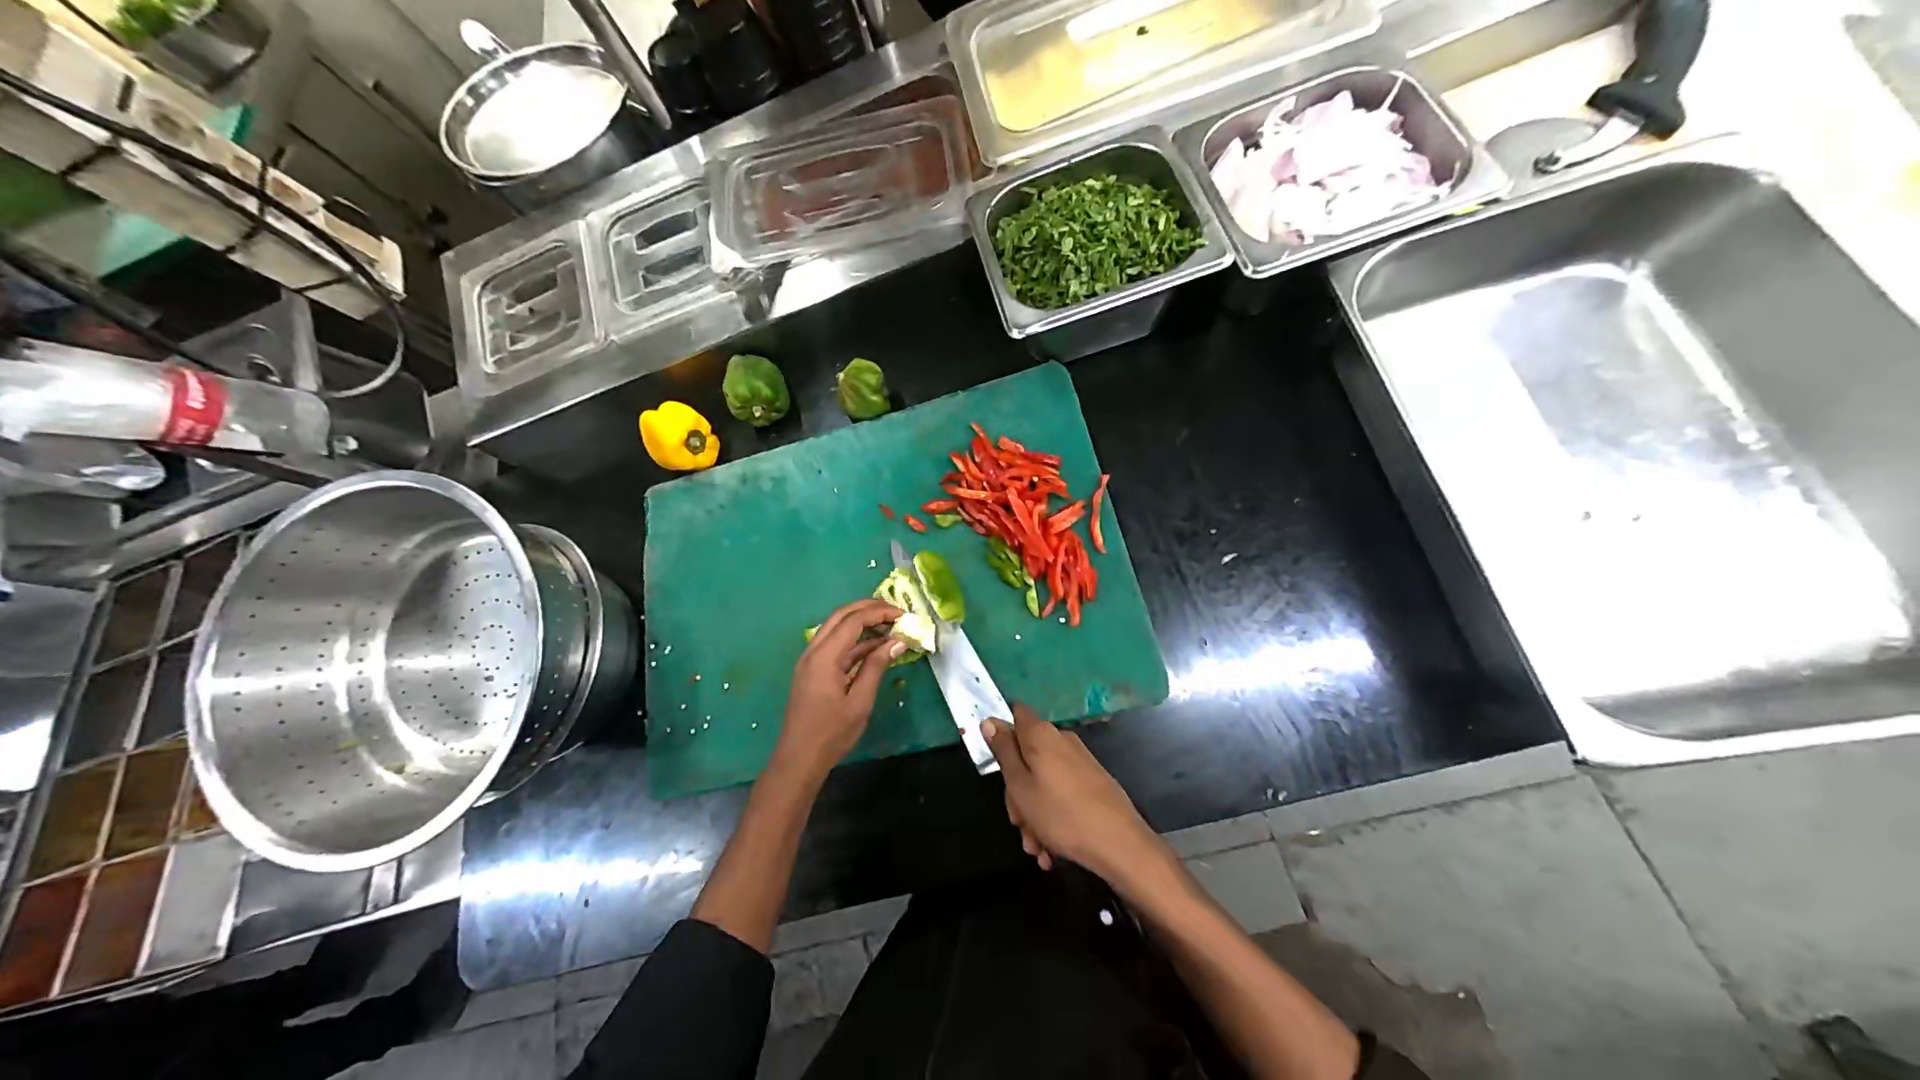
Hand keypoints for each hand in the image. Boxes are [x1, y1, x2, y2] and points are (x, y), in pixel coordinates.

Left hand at [774, 598, 903, 779]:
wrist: (799, 759)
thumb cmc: (831, 733)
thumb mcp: (860, 701)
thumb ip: (876, 666)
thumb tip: (897, 641)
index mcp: (824, 657)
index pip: (853, 621)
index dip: (878, 612)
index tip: (902, 614)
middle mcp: (813, 651)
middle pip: (840, 616)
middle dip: (868, 609)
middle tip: (895, 611)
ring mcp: (810, 660)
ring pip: (836, 628)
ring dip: (861, 622)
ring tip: (889, 625)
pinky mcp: (812, 670)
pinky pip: (833, 644)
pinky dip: (854, 640)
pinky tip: (874, 646)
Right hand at [982, 705, 1167, 887]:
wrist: (1119, 844)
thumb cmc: (1061, 815)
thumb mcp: (1020, 786)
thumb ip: (1003, 752)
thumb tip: (990, 721)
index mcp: (1042, 735)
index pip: (1016, 713)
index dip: (1001, 732)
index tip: (996, 760)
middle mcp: (1062, 741)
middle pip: (1027, 756)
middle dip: (1017, 791)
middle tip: (1018, 822)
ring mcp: (1080, 762)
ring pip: (1043, 781)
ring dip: (1034, 813)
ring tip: (1037, 846)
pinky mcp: (1093, 783)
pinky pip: (1062, 794)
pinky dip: (1053, 818)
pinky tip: (1051, 849)